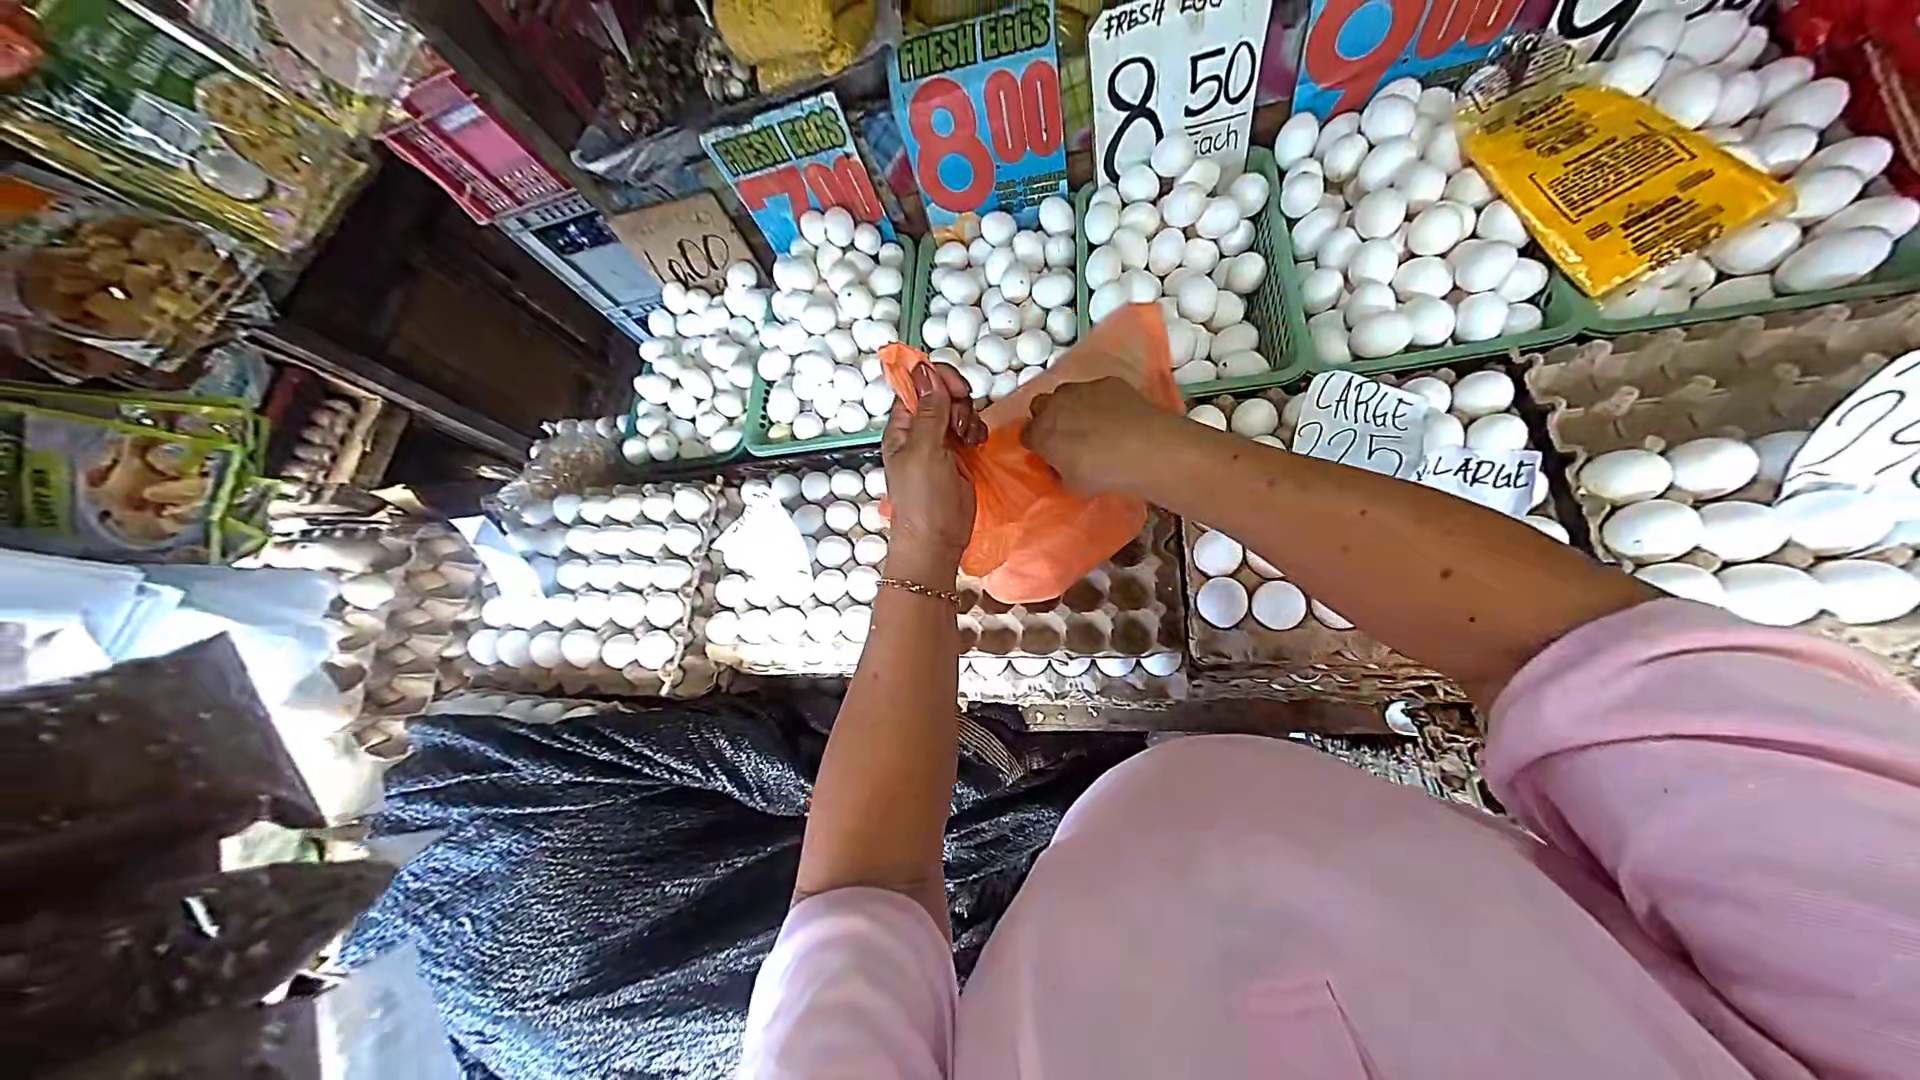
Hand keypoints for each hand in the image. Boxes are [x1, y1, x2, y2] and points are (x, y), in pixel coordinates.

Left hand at [883, 362, 984, 574]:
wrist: (938, 540)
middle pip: (941, 393)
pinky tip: (976, 444)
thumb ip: (929, 410)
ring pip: (958, 410)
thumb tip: (925, 370)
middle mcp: (919, 430)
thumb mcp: (924, 451)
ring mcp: (940, 442)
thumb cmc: (923, 500)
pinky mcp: (959, 455)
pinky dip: (976, 431)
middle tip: (959, 423)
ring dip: (968, 417)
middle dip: (956, 400)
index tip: (954, 389)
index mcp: (901, 426)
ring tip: (967, 440)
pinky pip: (970, 428)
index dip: (935, 379)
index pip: (915, 385)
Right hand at [1023, 377, 1177, 495]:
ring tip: (1090, 421)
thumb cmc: (1103, 473)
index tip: (1047, 452)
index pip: (1026, 434)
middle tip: (1063, 433)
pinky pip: (1095, 389)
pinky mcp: (1107, 382)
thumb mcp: (1074, 486)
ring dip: (1069, 405)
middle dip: (1046, 417)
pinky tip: (1115, 415)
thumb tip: (1059, 467)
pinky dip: (1099, 400)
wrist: (1145, 447)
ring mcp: (1081, 389)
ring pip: (1065, 392)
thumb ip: (1059, 473)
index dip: (1036, 443)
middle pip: (1039, 405)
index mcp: (1041, 434)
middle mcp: (1055, 406)